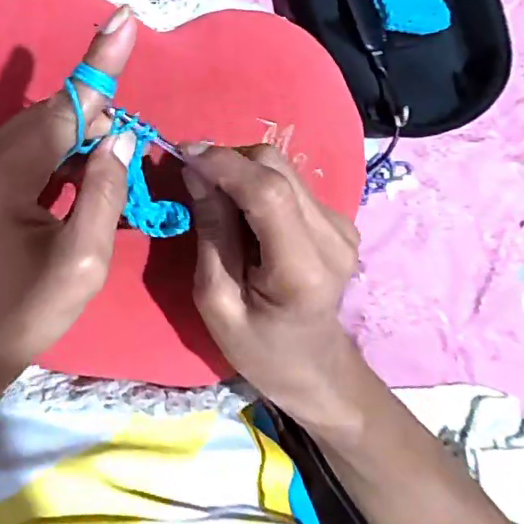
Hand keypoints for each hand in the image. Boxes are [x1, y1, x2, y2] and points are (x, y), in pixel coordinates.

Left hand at [0, 6, 137, 405]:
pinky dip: (65, 149)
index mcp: (1, 178)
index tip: (124, 19)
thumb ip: (103, 193)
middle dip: (97, 121)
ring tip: (102, 181)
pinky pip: (34, 140)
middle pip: (55, 112)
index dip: (98, 65)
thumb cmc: (27, 310)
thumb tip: (120, 136)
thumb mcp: (82, 263)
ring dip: (83, 138)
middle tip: (122, 166)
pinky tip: (80, 178)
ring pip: (46, 124)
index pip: (63, 110)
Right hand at [182, 144, 370, 428]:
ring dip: (241, 170)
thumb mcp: (215, 300)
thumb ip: (210, 232)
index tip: (183, 154)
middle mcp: (332, 237)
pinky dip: (256, 183)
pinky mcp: (338, 220)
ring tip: (215, 195)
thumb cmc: (259, 348)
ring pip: (282, 167)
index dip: (223, 163)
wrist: (316, 368)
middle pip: (275, 167)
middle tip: (192, 176)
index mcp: (301, 269)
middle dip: (227, 161)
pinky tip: (242, 212)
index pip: (267, 192)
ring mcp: (341, 226)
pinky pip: (289, 181)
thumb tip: (196, 171)